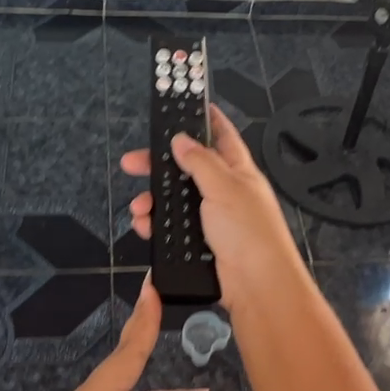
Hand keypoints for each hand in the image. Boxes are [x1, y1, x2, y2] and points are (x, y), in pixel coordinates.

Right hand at [121, 106, 310, 311]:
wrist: (257, 286)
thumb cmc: (247, 230)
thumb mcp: (224, 187)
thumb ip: (200, 161)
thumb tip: (180, 139)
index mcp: (237, 170)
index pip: (221, 135)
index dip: (205, 119)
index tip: (185, 104)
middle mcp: (224, 191)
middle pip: (187, 168)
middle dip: (159, 165)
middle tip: (132, 162)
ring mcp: (211, 218)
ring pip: (175, 200)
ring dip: (154, 201)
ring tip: (139, 209)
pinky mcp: (200, 243)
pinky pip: (172, 228)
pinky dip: (156, 226)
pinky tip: (144, 227)